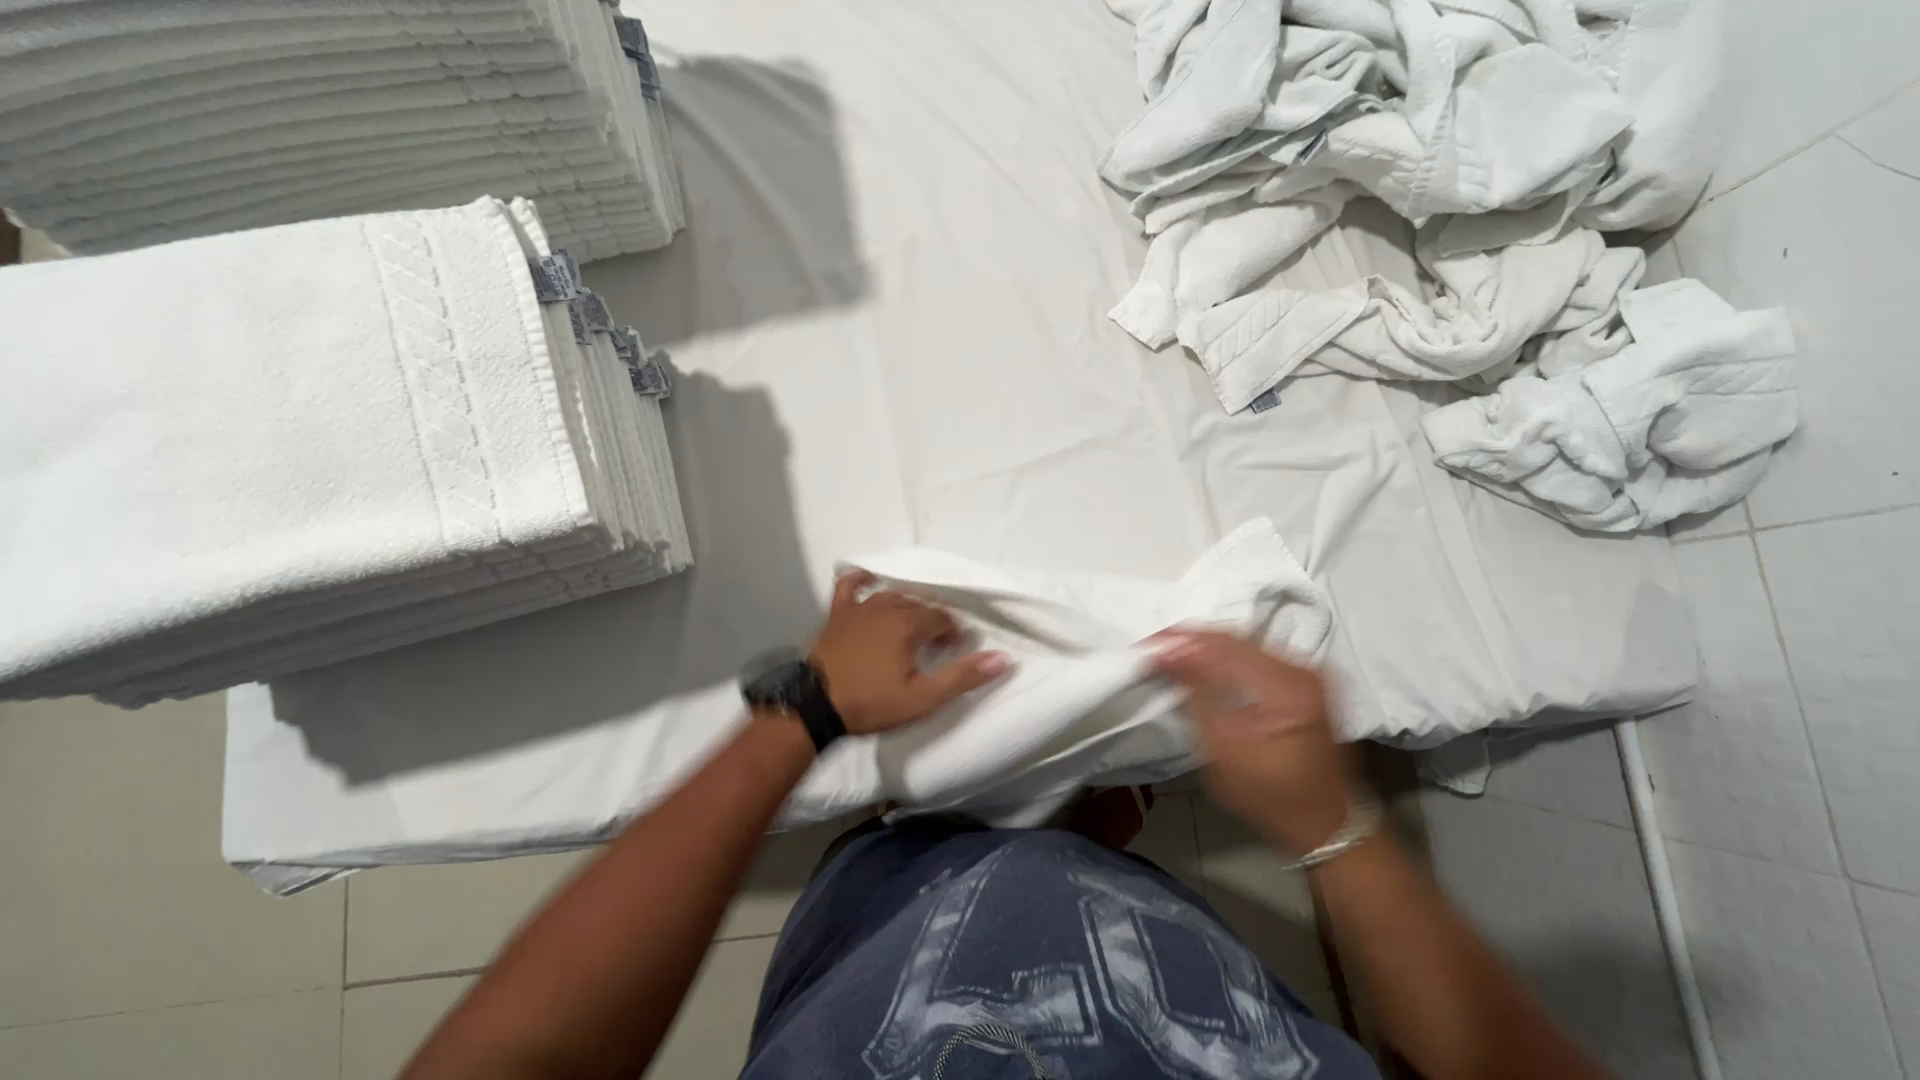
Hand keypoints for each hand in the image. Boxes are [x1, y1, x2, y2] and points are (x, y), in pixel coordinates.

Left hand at [809, 571, 1011, 735]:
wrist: (814, 706)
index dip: (951, 632)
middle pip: (919, 605)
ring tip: (912, 628)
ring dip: (906, 607)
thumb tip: (1003, 658)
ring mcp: (857, 608)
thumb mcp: (923, 698)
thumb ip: (962, 677)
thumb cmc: (871, 703)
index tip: (952, 649)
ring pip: (891, 596)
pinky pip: (848, 586)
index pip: (941, 618)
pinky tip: (868, 580)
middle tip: (935, 646)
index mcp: (908, 624)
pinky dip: (860, 580)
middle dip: (932, 621)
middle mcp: (885, 606)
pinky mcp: (836, 615)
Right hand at [1152, 630, 1362, 856]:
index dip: (1181, 640)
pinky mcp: (1306, 680)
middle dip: (1192, 642)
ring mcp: (1309, 673)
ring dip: (1208, 649)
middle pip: (1237, 639)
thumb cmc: (1269, 797)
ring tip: (1173, 657)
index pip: (1224, 646)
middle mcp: (1303, 670)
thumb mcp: (1222, 749)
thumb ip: (1196, 693)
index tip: (1147, 645)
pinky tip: (1205, 667)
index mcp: (1286, 688)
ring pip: (1246, 644)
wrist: (1325, 822)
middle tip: (1155, 649)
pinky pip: (1258, 656)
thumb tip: (1168, 653)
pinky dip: (1228, 659)